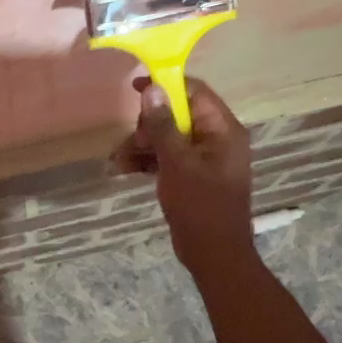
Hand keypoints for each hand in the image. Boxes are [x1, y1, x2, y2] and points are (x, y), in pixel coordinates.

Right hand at [112, 75, 254, 273]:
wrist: (215, 256)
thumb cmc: (200, 206)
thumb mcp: (177, 162)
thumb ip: (163, 125)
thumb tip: (152, 89)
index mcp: (224, 129)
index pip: (196, 92)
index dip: (166, 86)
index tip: (136, 88)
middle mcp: (218, 139)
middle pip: (179, 114)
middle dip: (149, 124)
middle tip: (133, 141)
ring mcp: (206, 159)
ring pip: (170, 137)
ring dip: (143, 145)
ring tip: (117, 160)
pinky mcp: (195, 176)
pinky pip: (170, 157)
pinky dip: (149, 161)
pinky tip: (124, 169)